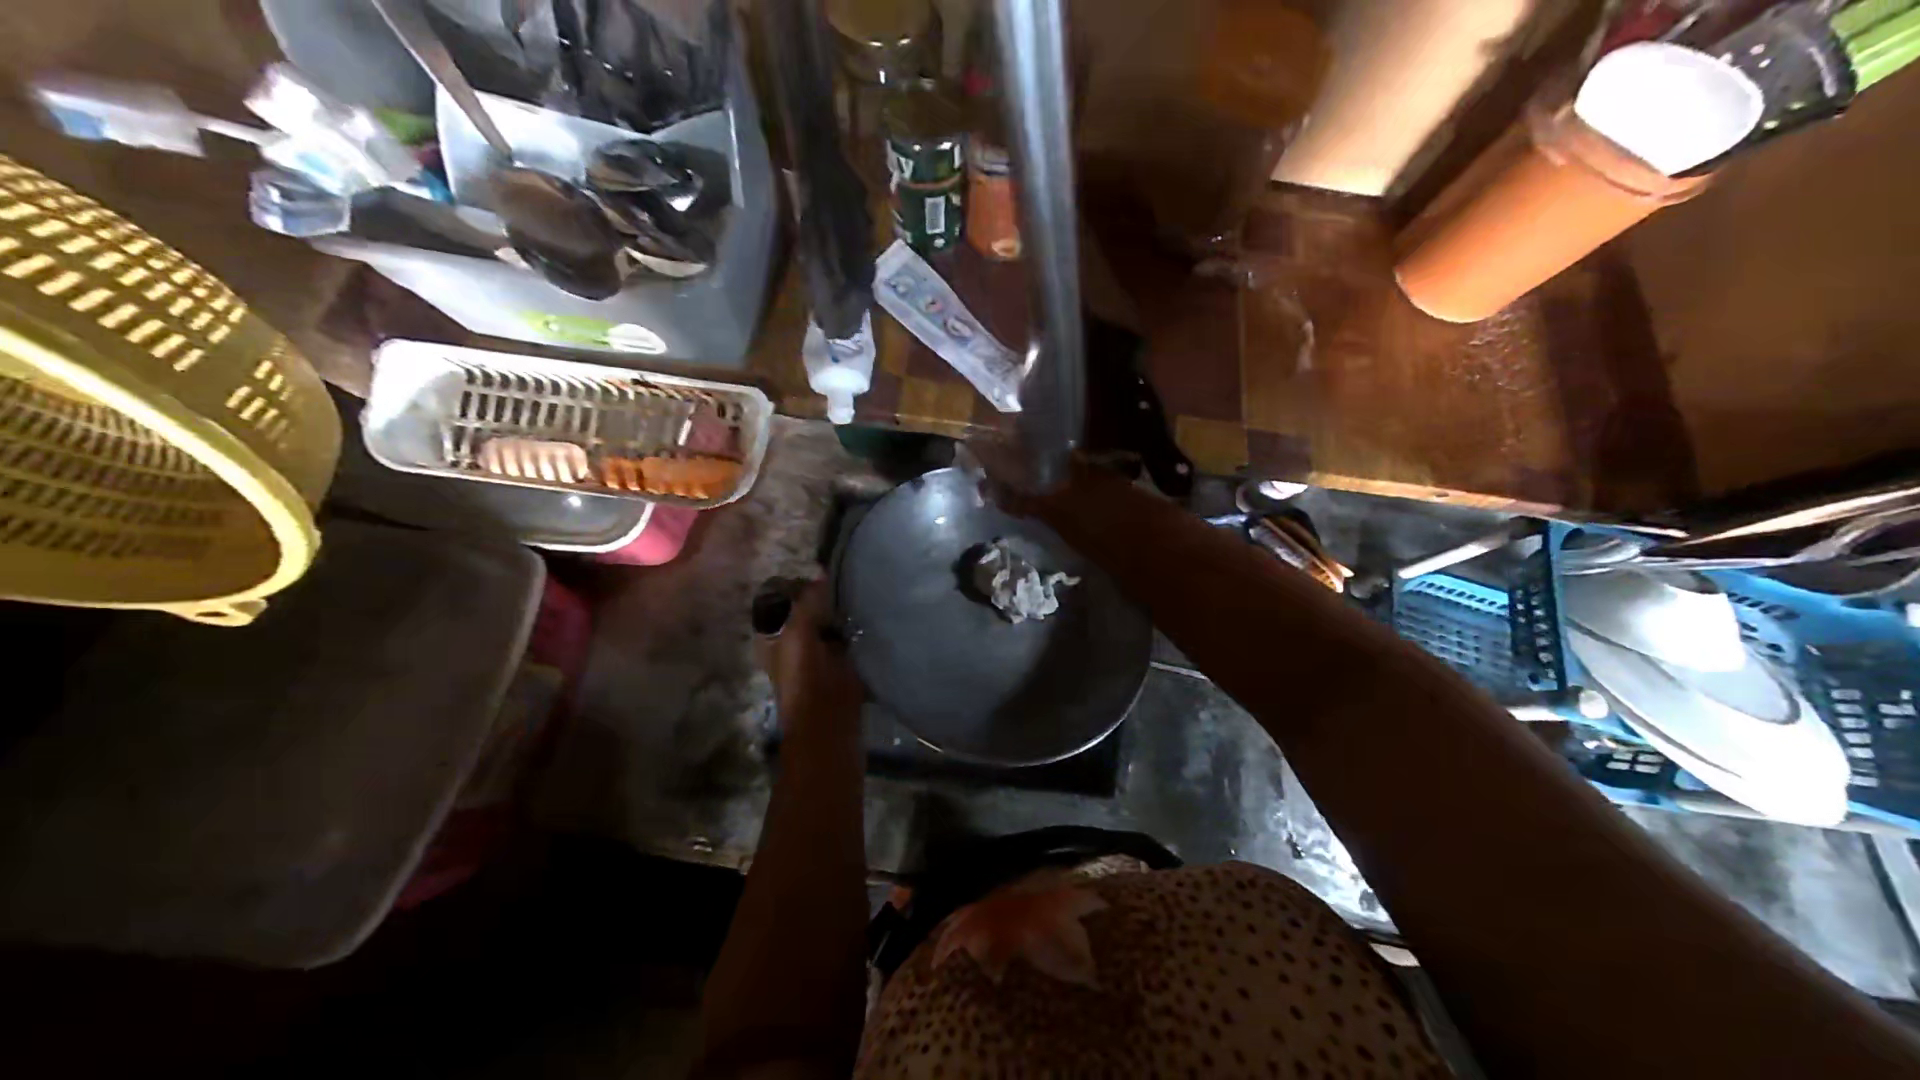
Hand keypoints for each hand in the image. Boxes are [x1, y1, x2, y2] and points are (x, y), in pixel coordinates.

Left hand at [758, 576, 863, 733]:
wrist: (827, 719)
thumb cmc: (803, 675)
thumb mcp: (799, 632)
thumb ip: (808, 601)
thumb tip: (822, 573)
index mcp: (776, 634)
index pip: (787, 600)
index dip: (801, 585)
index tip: (824, 570)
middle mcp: (796, 641)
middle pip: (812, 610)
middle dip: (827, 597)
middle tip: (849, 576)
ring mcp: (821, 653)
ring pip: (832, 623)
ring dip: (845, 612)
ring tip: (863, 589)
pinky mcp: (844, 663)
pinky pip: (851, 638)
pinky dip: (859, 628)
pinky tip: (872, 612)